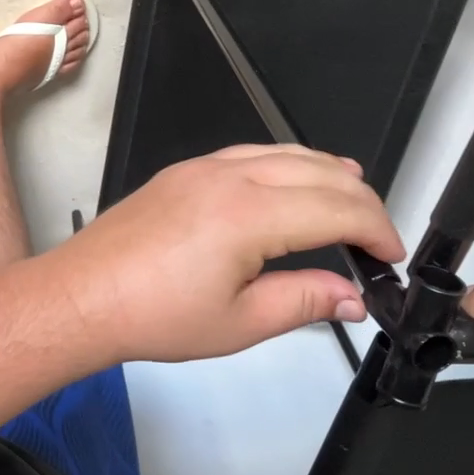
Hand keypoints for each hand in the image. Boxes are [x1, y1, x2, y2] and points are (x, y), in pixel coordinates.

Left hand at [53, 144, 404, 363]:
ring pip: (284, 153)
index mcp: (248, 215)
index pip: (338, 207)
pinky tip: (290, 183)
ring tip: (351, 196)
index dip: (376, 230)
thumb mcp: (240, 321)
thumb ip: (304, 302)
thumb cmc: (152, 314)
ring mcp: (202, 168)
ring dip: (325, 173)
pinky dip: (285, 164)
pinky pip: (248, 154)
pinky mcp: (182, 172)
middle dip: (360, 200)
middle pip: (319, 171)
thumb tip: (352, 297)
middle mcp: (227, 177)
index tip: (390, 257)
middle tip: (376, 237)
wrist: (84, 295)